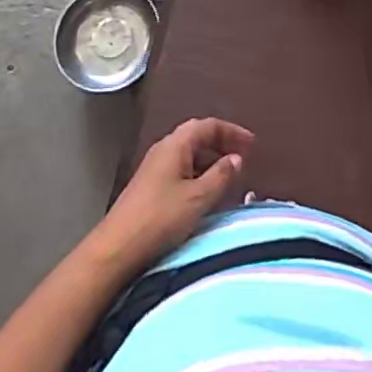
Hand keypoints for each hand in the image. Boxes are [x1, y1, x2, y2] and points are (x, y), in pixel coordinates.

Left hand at [98, 118, 252, 268]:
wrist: (119, 246)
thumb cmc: (160, 217)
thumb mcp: (198, 197)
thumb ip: (220, 175)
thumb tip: (236, 158)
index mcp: (175, 145)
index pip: (207, 125)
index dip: (231, 131)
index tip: (252, 143)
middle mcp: (164, 149)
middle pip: (197, 135)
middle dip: (222, 142)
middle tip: (243, 155)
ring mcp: (156, 166)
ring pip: (189, 153)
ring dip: (211, 158)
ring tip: (230, 174)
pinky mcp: (151, 185)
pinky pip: (182, 168)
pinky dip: (199, 172)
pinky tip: (207, 191)